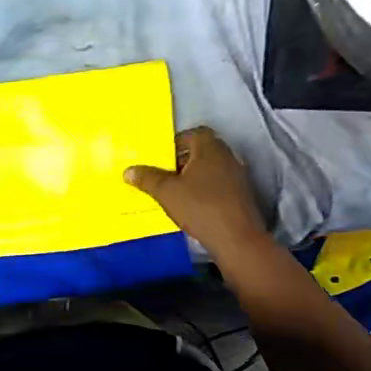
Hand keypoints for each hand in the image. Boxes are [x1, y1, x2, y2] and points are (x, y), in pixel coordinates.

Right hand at [124, 127, 272, 259]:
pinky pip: (219, 182)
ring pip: (211, 167)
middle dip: (183, 159)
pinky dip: (205, 188)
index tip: (162, 156)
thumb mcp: (166, 192)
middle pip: (202, 150)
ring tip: (175, 191)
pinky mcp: (241, 193)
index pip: (194, 134)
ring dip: (194, 175)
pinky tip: (192, 204)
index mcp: (210, 149)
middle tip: (164, 173)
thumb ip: (147, 179)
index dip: (176, 142)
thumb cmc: (200, 207)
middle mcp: (227, 156)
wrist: (235, 237)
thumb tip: (129, 171)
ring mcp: (237, 175)